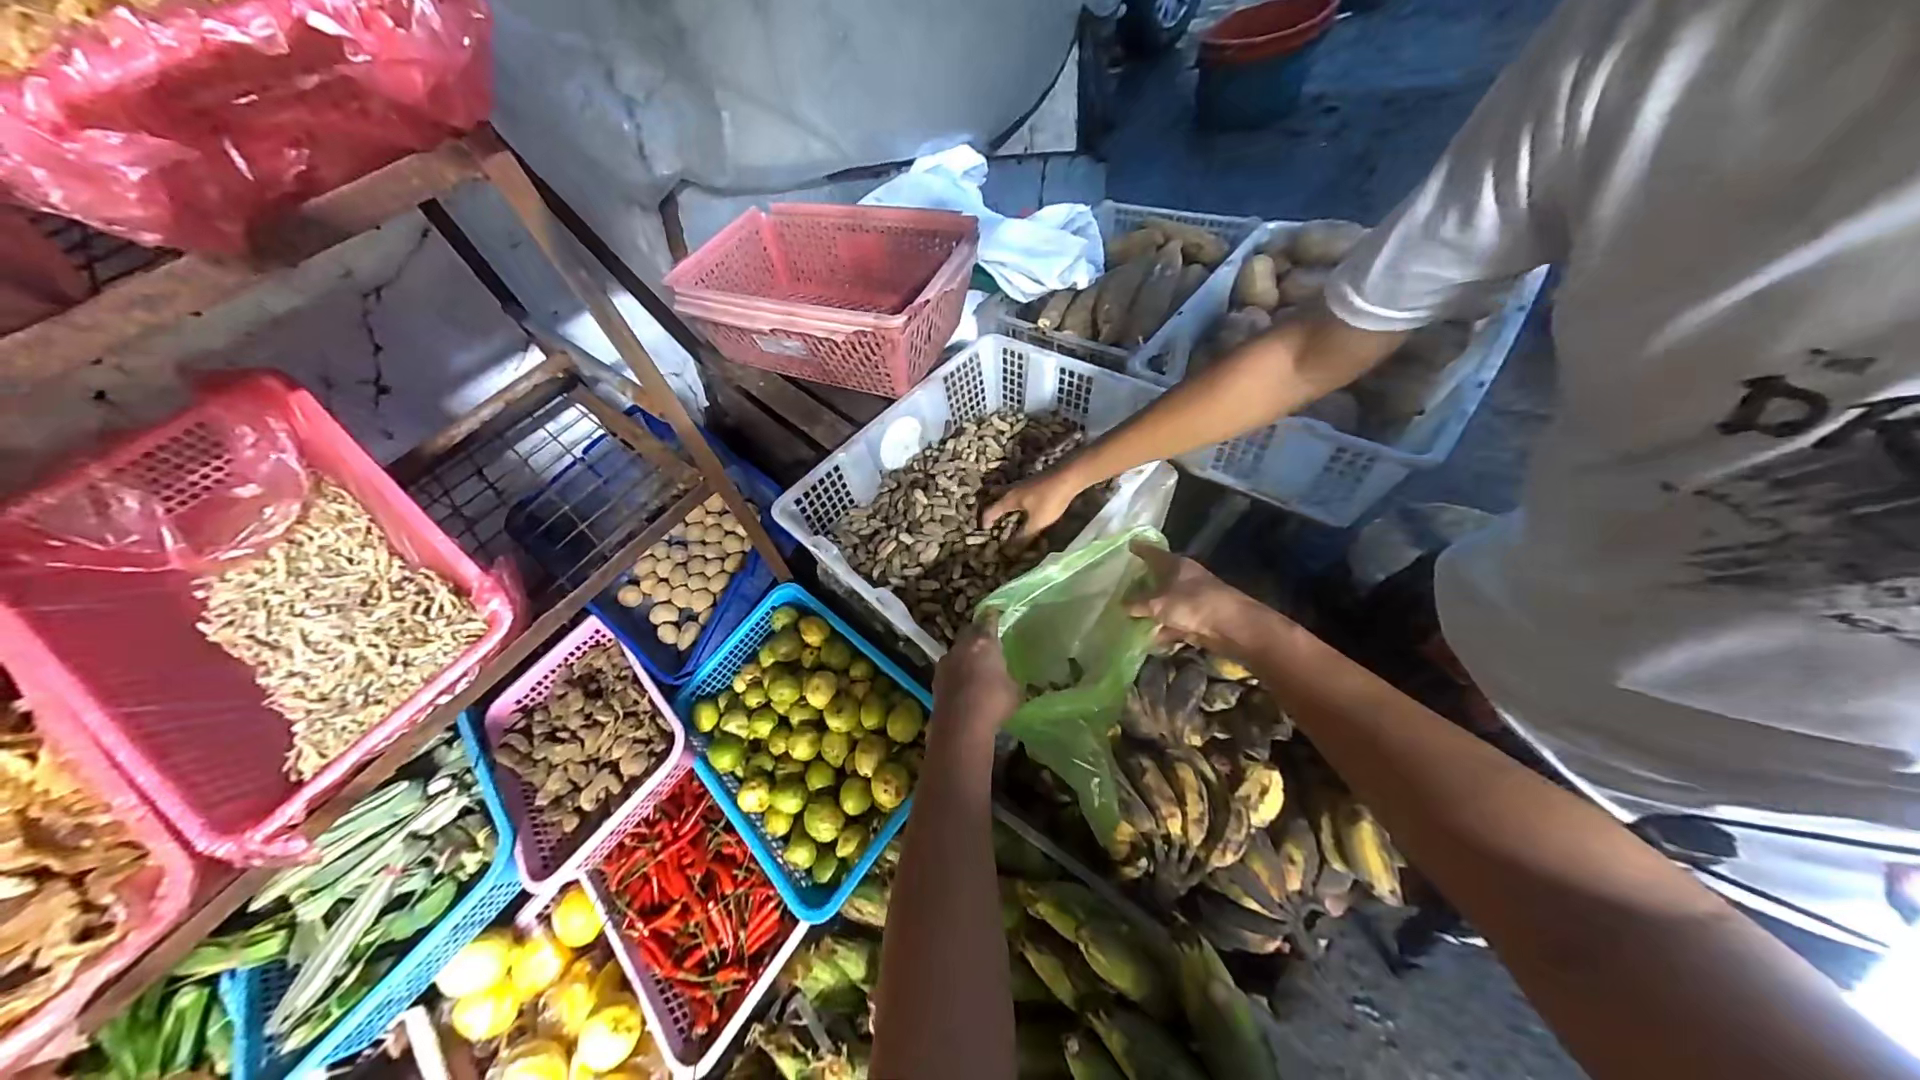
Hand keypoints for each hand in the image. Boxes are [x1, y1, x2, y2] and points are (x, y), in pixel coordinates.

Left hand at [932, 612, 1019, 737]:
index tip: (995, 614)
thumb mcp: (1015, 690)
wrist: (960, 725)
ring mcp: (946, 661)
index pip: (989, 621)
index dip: (993, 617)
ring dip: (965, 655)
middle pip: (969, 632)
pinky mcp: (935, 678)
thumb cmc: (994, 702)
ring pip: (957, 651)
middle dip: (977, 634)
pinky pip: (949, 668)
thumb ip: (1010, 677)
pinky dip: (956, 672)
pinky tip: (963, 683)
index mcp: (984, 643)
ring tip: (975, 667)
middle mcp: (963, 646)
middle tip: (986, 642)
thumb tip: (1009, 678)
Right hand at [982, 470, 1081, 542]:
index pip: (989, 511)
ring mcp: (1022, 483)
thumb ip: (1023, 536)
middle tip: (990, 520)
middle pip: (994, 496)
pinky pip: (1016, 492)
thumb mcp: (1037, 522)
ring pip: (1005, 493)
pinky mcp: (1033, 482)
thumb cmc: (1050, 500)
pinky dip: (1013, 501)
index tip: (983, 532)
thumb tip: (1010, 550)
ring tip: (1005, 516)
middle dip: (990, 507)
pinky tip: (1023, 507)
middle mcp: (1011, 489)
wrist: (1068, 476)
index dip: (984, 522)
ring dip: (1002, 504)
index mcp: (1008, 499)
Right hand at [1125, 541, 1279, 654]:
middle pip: (1159, 576)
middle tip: (1123, 584)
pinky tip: (1149, 636)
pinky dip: (1163, 627)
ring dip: (1152, 608)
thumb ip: (1137, 604)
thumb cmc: (1191, 604)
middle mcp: (1184, 577)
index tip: (1128, 545)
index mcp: (1175, 564)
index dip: (1140, 548)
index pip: (1152, 551)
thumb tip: (1122, 604)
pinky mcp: (1198, 617)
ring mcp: (1192, 597)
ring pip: (1166, 600)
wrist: (1231, 626)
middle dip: (1143, 581)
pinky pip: (1174, 620)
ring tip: (1130, 614)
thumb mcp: (1157, 603)